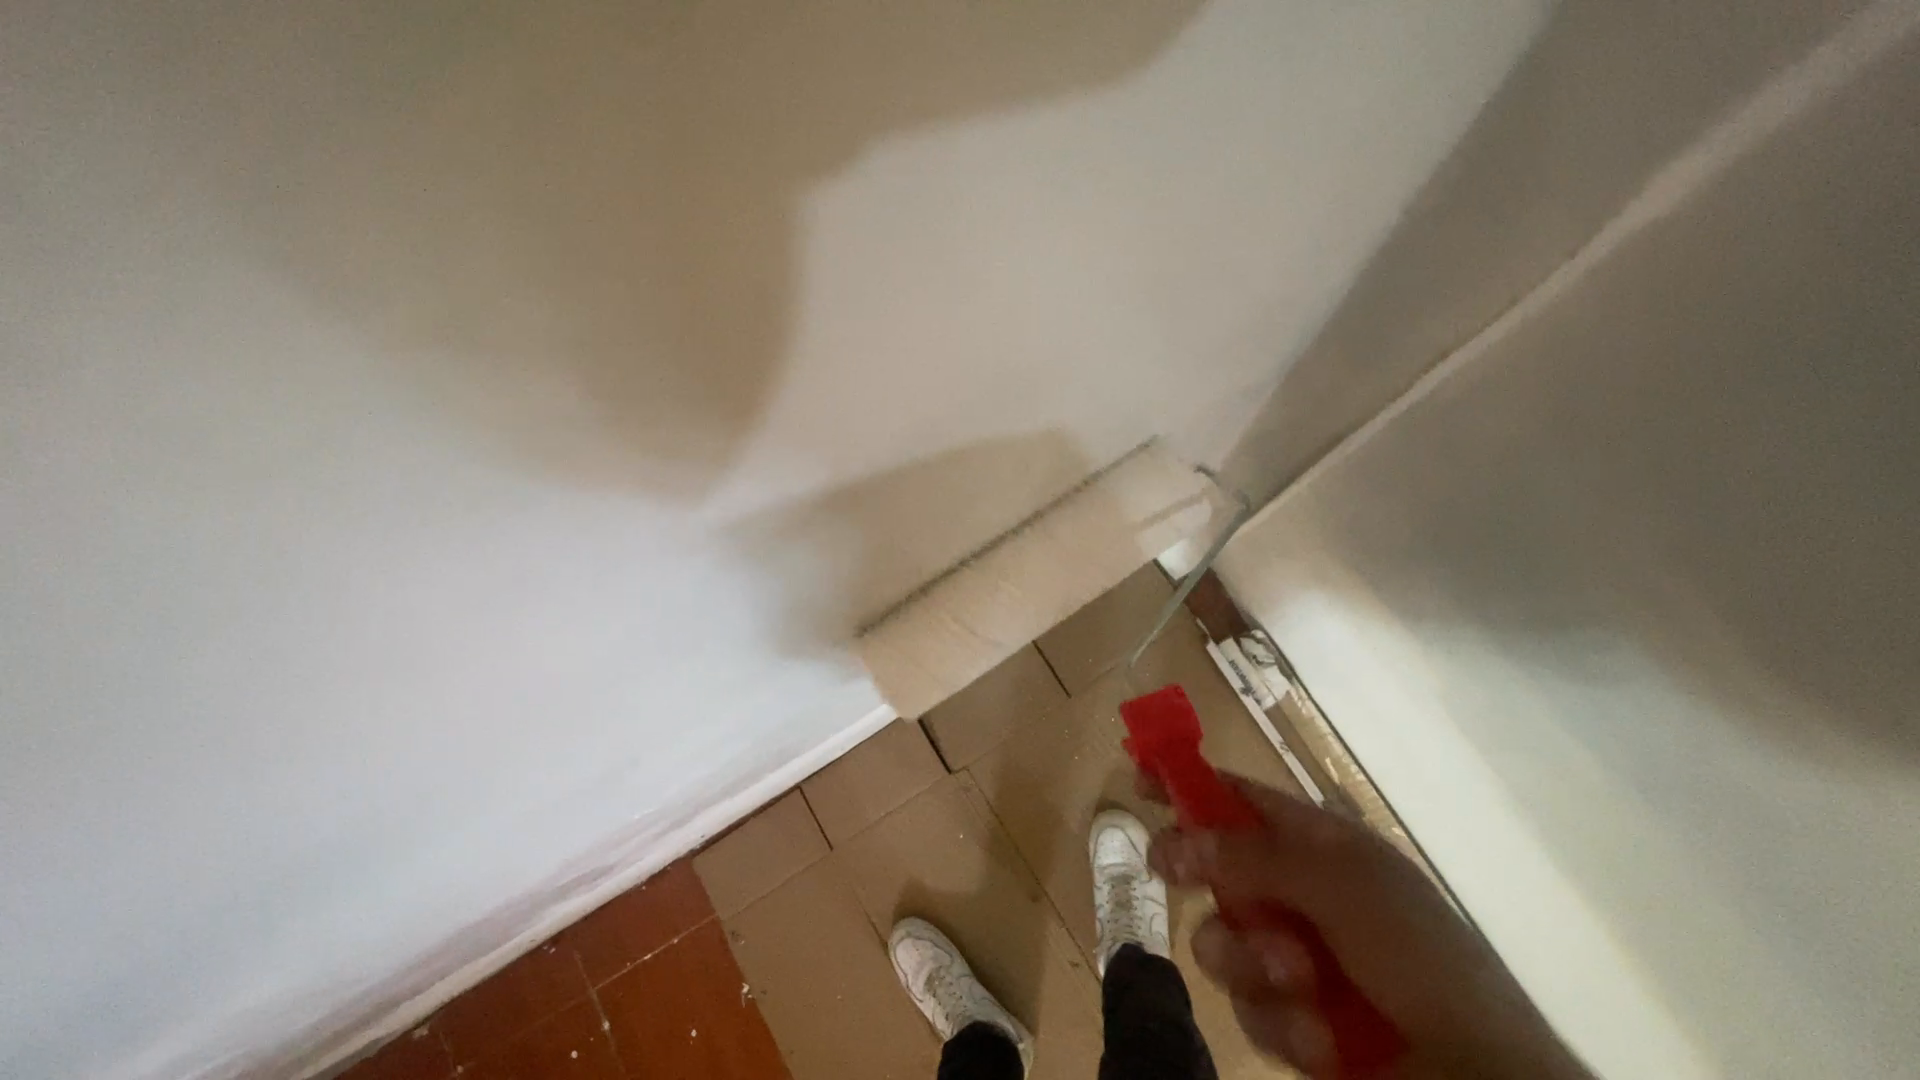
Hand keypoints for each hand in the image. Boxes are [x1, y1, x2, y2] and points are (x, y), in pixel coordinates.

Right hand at [1143, 772, 1592, 1079]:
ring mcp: (1292, 958)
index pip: (1239, 800)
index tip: (1139, 779)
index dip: (1190, 786)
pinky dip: (1280, 1023)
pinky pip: (1247, 1008)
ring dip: (1254, 964)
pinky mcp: (1290, 1020)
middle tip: (1184, 880)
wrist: (1476, 1074)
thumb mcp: (1338, 886)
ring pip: (1220, 943)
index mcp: (1318, 846)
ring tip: (1302, 984)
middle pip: (1213, 871)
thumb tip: (1172, 836)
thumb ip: (1251, 857)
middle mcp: (1297, 893)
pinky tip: (1320, 1038)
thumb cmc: (1417, 955)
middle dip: (1213, 887)